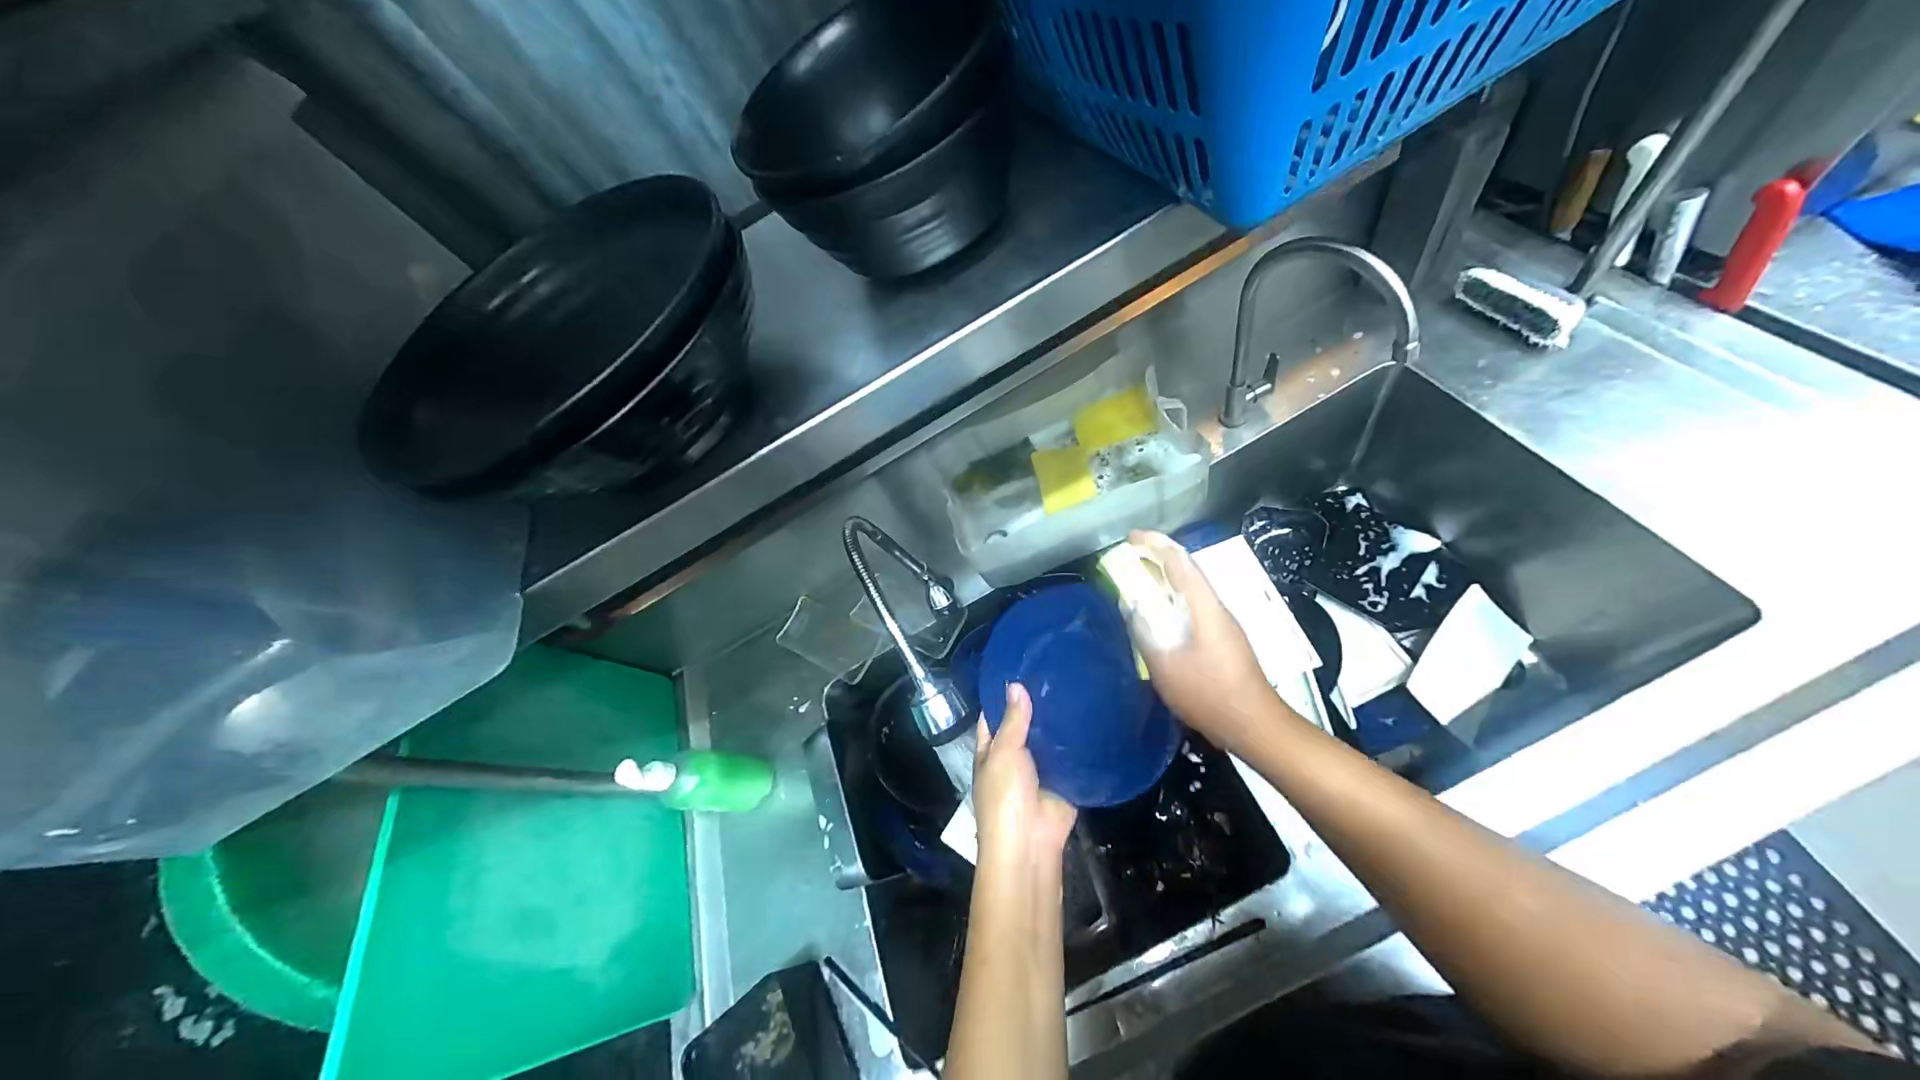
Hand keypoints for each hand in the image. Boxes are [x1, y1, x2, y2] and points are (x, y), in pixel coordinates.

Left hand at [972, 682, 1076, 874]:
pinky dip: (1079, 746)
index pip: (993, 717)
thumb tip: (1015, 685)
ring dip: (1060, 725)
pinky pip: (1071, 761)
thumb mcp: (1003, 752)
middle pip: (1024, 727)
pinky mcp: (1064, 784)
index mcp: (990, 751)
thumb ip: (1012, 721)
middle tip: (1058, 673)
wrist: (1029, 843)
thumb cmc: (1005, 795)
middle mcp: (1014, 759)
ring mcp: (1039, 772)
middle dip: (1037, 707)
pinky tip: (1093, 719)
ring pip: (1050, 743)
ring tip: (1078, 688)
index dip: (1003, 696)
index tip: (1021, 668)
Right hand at [1122, 529, 1290, 748]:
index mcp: (1205, 608)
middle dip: (1159, 558)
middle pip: (1188, 571)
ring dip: (1166, 580)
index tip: (1130, 538)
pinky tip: (1160, 615)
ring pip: (1192, 590)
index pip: (1180, 562)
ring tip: (1139, 581)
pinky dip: (1173, 600)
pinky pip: (1194, 608)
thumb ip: (1145, 632)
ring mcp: (1223, 626)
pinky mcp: (1224, 641)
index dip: (1155, 544)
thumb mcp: (1165, 665)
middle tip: (1130, 556)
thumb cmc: (1209, 694)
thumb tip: (1131, 606)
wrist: (1253, 725)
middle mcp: (1217, 609)